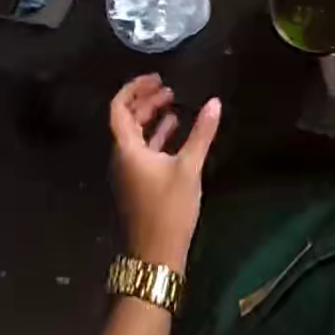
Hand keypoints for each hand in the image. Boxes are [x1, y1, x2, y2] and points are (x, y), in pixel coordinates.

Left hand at [109, 74, 220, 270]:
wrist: (156, 257)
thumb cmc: (169, 209)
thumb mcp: (189, 167)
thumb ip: (202, 133)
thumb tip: (215, 102)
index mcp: (127, 149)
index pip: (119, 108)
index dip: (134, 88)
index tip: (156, 77)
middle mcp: (122, 157)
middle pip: (127, 119)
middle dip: (145, 99)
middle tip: (168, 87)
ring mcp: (129, 171)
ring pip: (135, 134)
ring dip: (151, 115)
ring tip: (174, 102)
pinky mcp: (139, 183)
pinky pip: (143, 148)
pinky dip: (157, 134)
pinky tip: (176, 128)